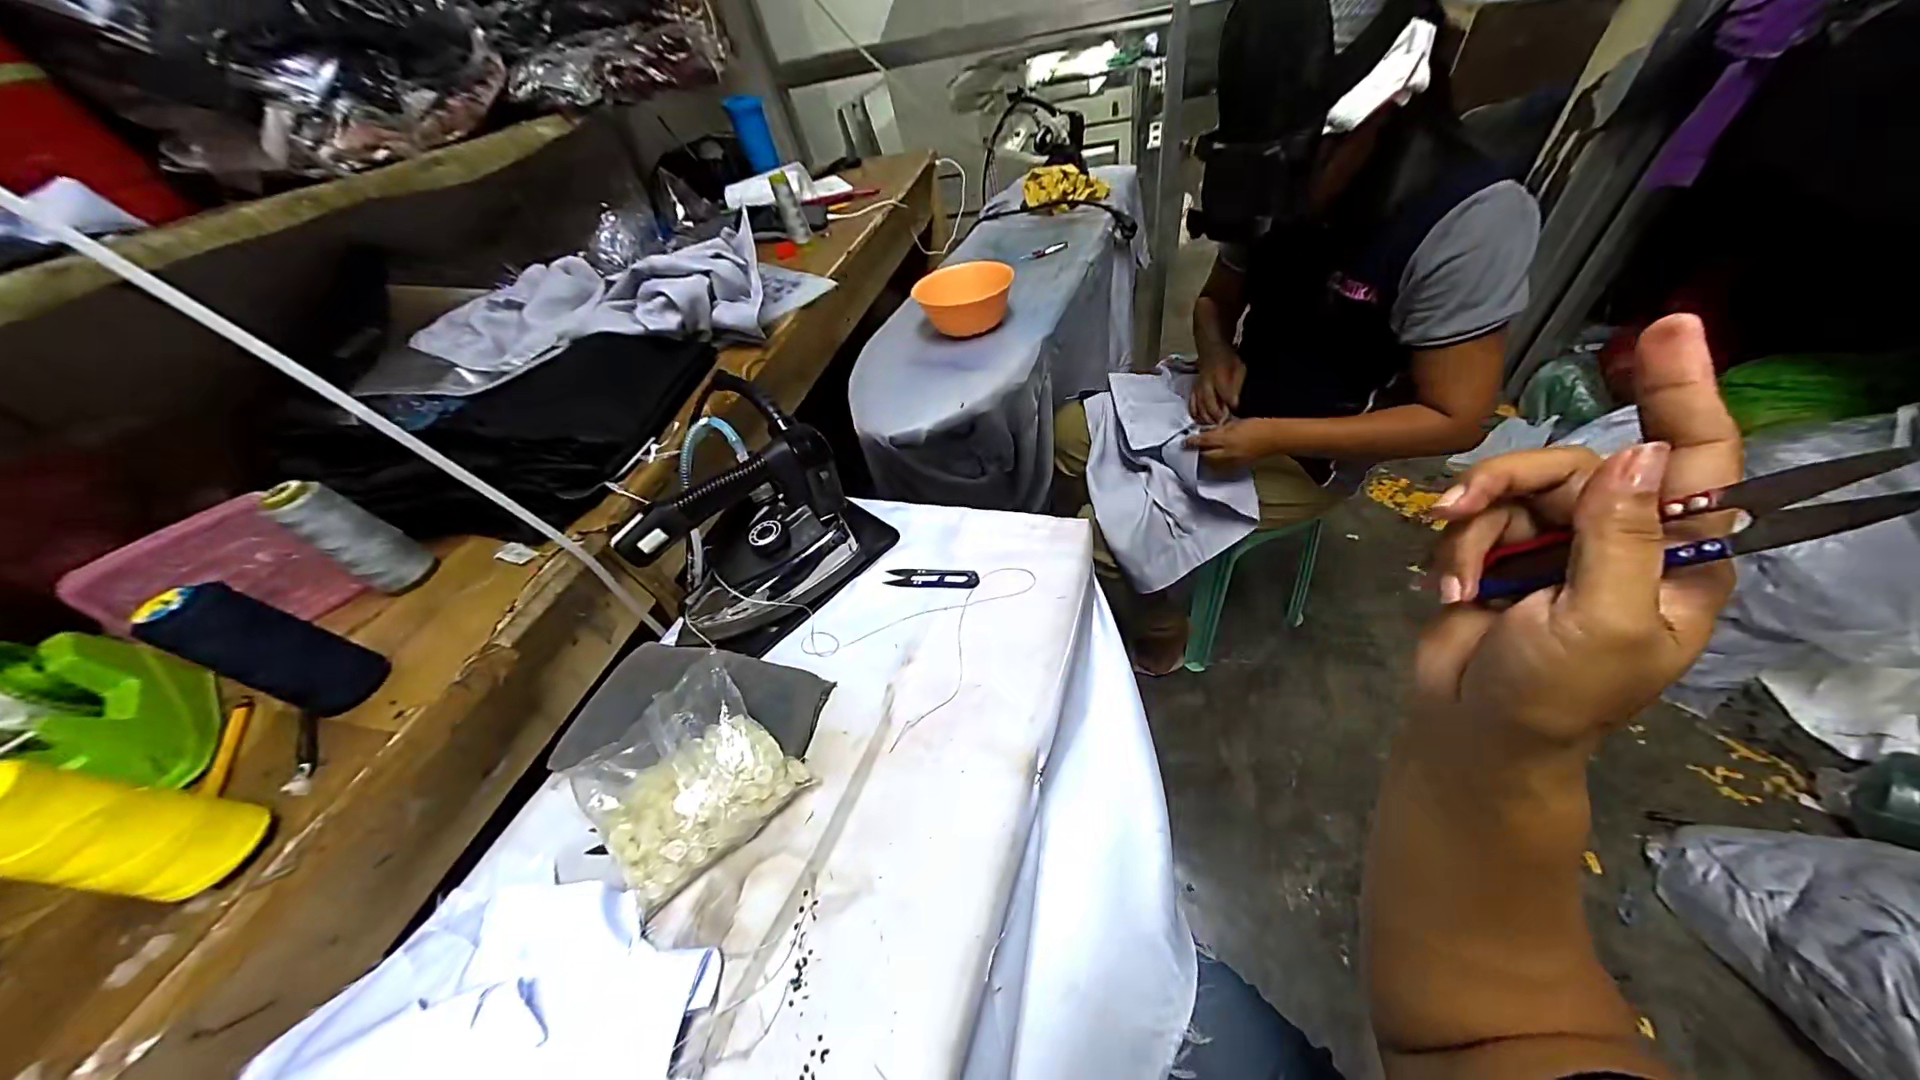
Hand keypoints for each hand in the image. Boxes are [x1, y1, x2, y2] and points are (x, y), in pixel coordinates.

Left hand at [1184, 417, 1270, 470]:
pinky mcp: (1238, 467)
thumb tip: (1208, 431)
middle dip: (1197, 452)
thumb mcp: (1236, 423)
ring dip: (1205, 458)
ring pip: (1211, 463)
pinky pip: (1221, 467)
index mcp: (1226, 438)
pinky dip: (1215, 463)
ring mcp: (1232, 461)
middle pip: (1204, 455)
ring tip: (1203, 453)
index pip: (1203, 441)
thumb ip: (1220, 428)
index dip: (1192, 442)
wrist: (1276, 438)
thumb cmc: (1258, 426)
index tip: (1184, 442)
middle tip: (1193, 447)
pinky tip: (1216, 458)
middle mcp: (1227, 452)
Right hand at [1189, 352, 1246, 426]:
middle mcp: (1207, 386)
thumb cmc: (1227, 360)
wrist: (1211, 350)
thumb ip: (1238, 386)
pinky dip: (1195, 414)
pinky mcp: (1193, 391)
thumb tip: (1236, 402)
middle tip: (1222, 423)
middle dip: (1217, 416)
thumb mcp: (1239, 369)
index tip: (1235, 413)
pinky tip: (1199, 420)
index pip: (1227, 397)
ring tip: (1213, 424)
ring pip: (1200, 407)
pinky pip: (1192, 405)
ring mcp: (1198, 389)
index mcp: (1220, 379)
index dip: (1232, 407)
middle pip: (1210, 405)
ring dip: (1206, 418)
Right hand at [1419, 314, 1742, 743]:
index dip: (1683, 393)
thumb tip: (1637, 454)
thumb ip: (1623, 539)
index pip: (1695, 459)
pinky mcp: (1491, 555)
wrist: (1471, 723)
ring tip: (1453, 587)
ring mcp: (1548, 546)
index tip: (1668, 331)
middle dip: (1501, 485)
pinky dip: (1447, 556)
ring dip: (1465, 536)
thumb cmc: (1554, 690)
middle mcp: (1614, 538)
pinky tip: (1444, 594)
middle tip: (1451, 509)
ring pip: (1504, 494)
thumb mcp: (1601, 622)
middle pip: (1567, 468)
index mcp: (1673, 558)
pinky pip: (1466, 523)